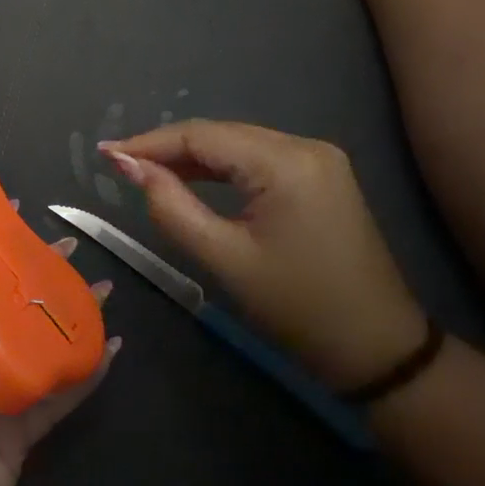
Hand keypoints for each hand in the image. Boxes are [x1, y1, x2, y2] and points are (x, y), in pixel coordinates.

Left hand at [0, 233, 117, 485]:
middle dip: (38, 279)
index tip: (14, 213)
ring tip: (104, 293)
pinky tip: (111, 353)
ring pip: (37, 347)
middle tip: (74, 250)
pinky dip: (84, 376)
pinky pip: (56, 397)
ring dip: (68, 320)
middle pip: (7, 308)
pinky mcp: (20, 432)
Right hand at [102, 121, 424, 390]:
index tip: (104, 153)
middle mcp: (305, 146)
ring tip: (144, 170)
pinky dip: (219, 168)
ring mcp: (317, 159)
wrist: (380, 351)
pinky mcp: (319, 175)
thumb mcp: (224, 259)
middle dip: (167, 147)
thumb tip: (127, 165)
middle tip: (118, 163)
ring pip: (236, 143)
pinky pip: (256, 158)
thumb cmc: (299, 308)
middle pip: (219, 134)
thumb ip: (170, 206)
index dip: (149, 142)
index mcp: (286, 162)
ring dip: (191, 157)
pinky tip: (189, 178)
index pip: (202, 136)